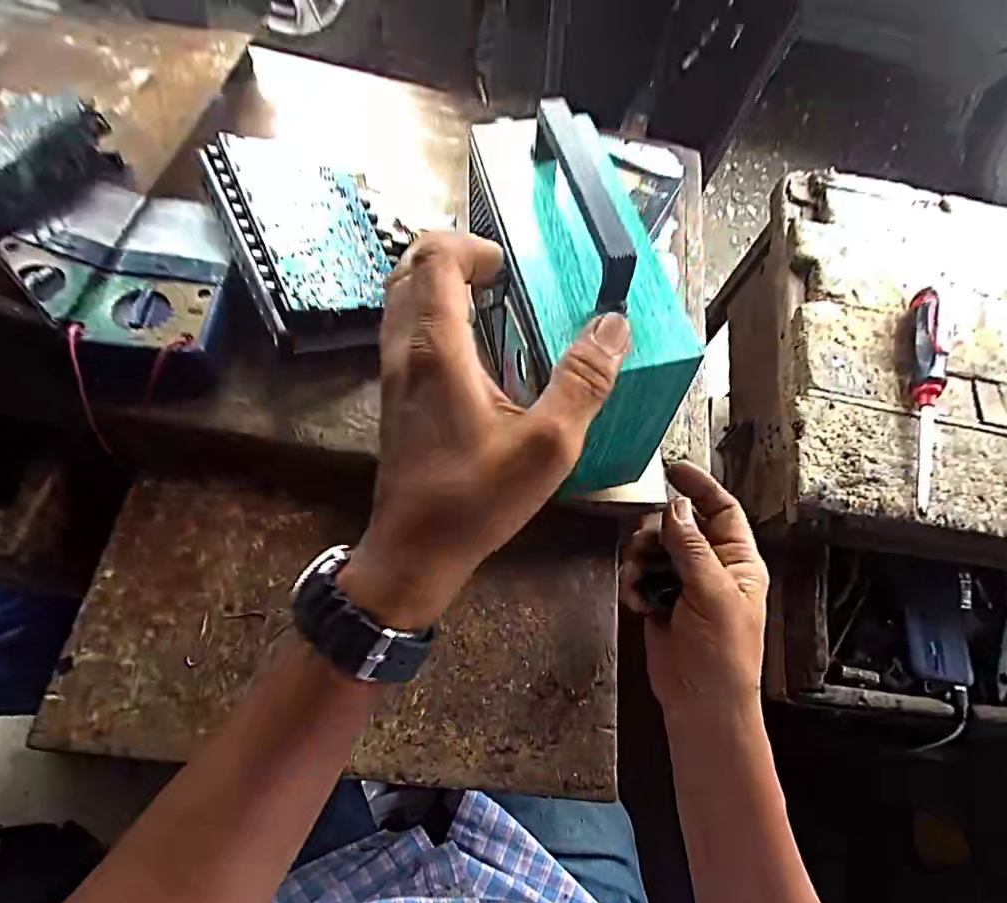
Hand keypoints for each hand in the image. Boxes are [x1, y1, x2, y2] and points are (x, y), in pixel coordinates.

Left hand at [339, 231, 631, 629]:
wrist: (416, 551)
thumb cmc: (477, 501)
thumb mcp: (547, 446)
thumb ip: (583, 383)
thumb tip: (613, 327)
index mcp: (436, 351)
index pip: (434, 257)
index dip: (472, 246)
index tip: (510, 268)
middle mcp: (404, 354)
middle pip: (410, 270)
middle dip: (454, 258)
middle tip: (501, 278)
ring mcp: (392, 379)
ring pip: (402, 304)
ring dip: (442, 289)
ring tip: (492, 309)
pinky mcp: (395, 403)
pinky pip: (406, 338)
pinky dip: (435, 322)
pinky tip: (475, 358)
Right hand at [621, 462, 768, 718]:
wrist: (701, 703)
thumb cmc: (724, 655)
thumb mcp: (712, 594)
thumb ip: (692, 548)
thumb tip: (676, 507)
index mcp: (737, 561)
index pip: (721, 510)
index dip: (700, 487)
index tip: (674, 469)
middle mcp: (711, 568)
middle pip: (679, 527)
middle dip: (658, 534)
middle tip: (647, 548)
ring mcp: (684, 585)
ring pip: (654, 550)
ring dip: (641, 561)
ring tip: (641, 582)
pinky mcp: (660, 602)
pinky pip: (640, 577)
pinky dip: (635, 585)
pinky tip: (639, 603)